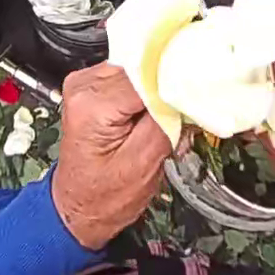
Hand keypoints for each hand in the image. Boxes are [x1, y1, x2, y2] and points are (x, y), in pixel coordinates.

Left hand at [52, 63, 171, 249]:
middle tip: (185, 109)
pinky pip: (131, 72)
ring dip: (158, 86)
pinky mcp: (94, 83)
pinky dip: (147, 88)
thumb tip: (188, 86)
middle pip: (143, 65)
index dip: (176, 83)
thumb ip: (165, 120)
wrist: (76, 209)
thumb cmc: (102, 197)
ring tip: (168, 113)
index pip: (147, 74)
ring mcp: (87, 81)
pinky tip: (153, 108)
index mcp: (91, 104)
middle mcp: (84, 84)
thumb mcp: (143, 165)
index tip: (198, 93)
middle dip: (168, 84)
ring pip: (140, 65)